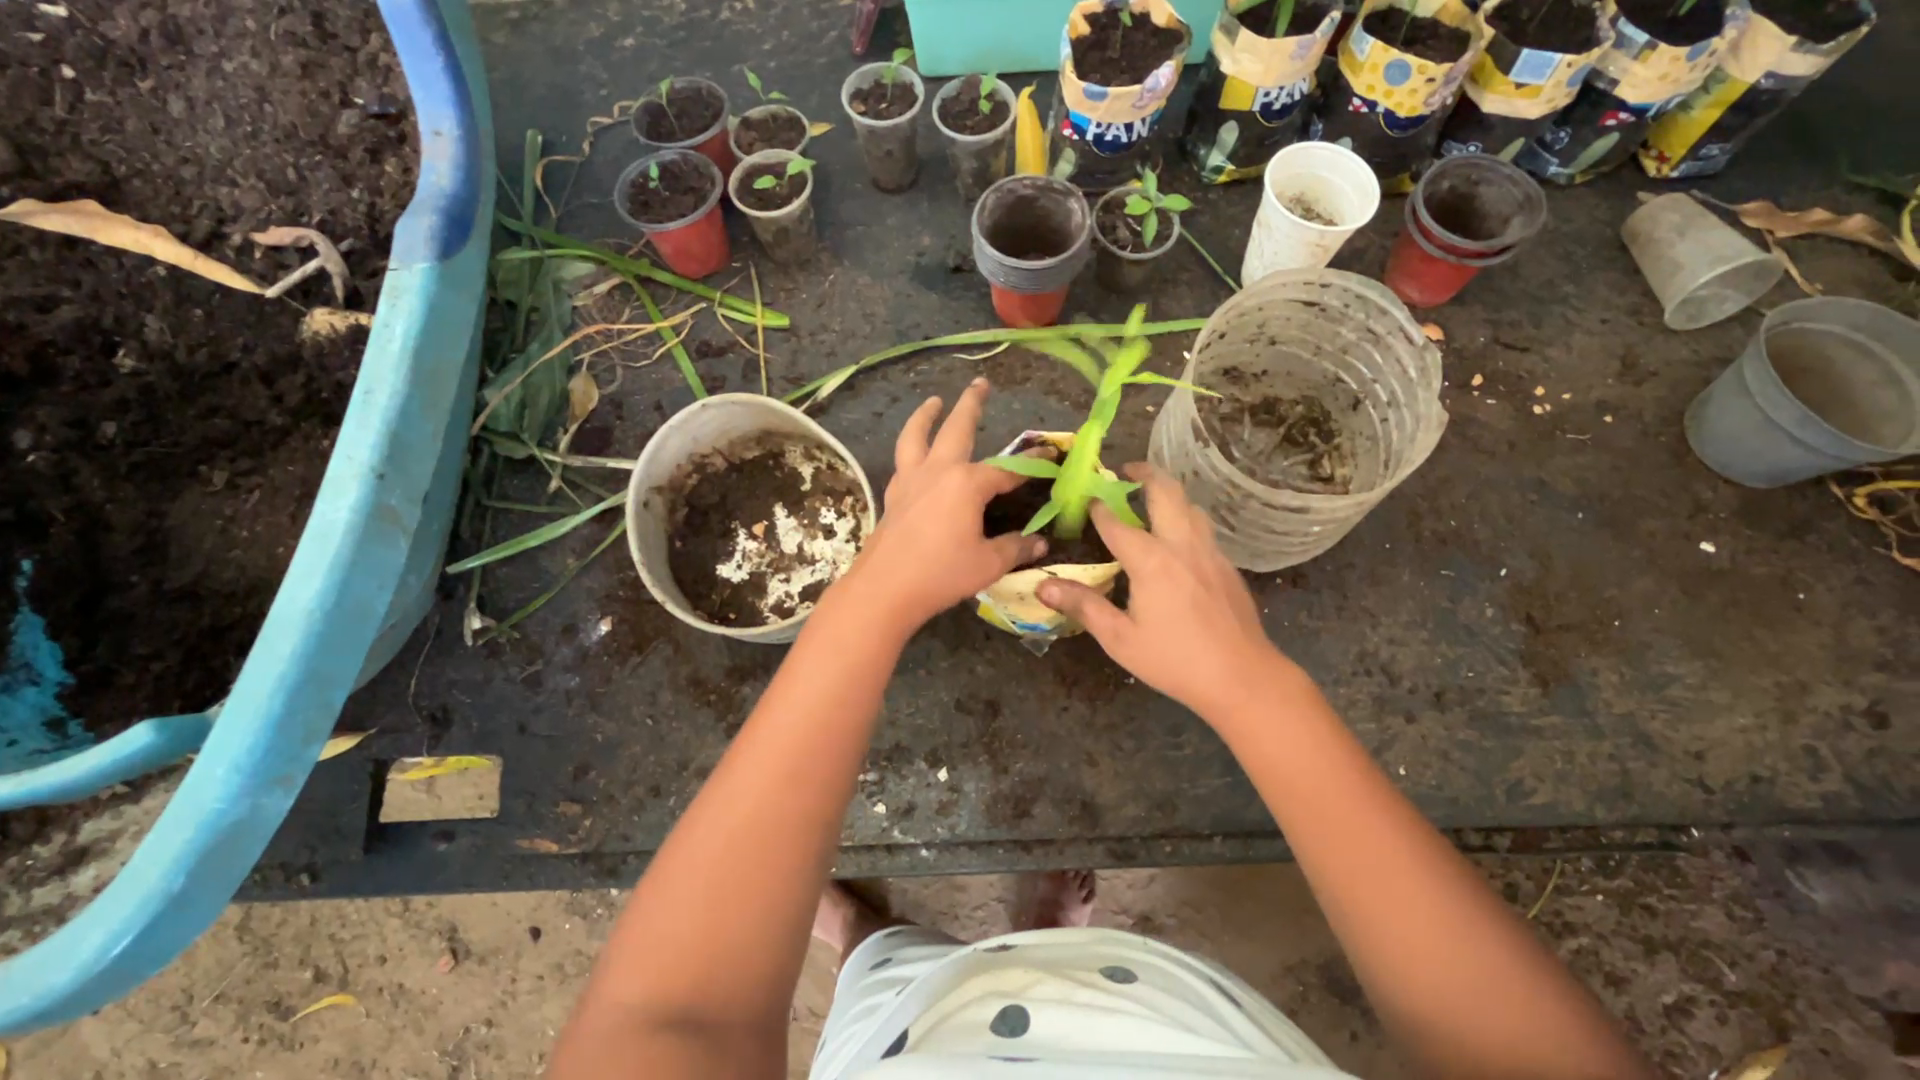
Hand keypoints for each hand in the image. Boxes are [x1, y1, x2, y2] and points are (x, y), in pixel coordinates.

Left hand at [838, 378, 1046, 633]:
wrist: (884, 589)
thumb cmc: (941, 574)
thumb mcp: (988, 563)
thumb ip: (1015, 548)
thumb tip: (1040, 543)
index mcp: (967, 483)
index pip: (1007, 470)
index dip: (1031, 465)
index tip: (1050, 457)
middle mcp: (938, 471)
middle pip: (957, 428)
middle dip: (971, 404)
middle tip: (980, 383)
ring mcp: (910, 480)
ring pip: (916, 436)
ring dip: (926, 415)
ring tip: (933, 401)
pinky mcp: (893, 495)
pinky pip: (903, 459)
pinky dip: (911, 446)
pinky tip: (915, 452)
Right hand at [1037, 464, 1301, 720]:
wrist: (1242, 676)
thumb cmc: (1175, 660)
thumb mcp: (1120, 639)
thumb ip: (1083, 606)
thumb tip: (1044, 586)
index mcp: (1152, 561)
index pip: (1117, 522)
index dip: (1099, 508)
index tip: (1085, 498)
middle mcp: (1183, 546)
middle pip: (1166, 493)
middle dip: (1144, 474)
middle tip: (1125, 470)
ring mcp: (1210, 553)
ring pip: (1191, 506)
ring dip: (1170, 493)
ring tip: (1151, 498)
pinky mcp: (1227, 567)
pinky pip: (1204, 529)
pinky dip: (1186, 518)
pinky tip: (1178, 539)